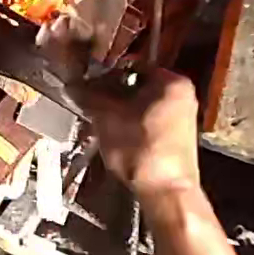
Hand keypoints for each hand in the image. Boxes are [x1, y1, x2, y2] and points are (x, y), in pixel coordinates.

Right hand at [85, 70, 202, 198]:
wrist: (165, 190)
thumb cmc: (139, 148)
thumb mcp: (106, 117)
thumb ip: (89, 95)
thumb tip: (72, 83)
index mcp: (172, 82)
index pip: (130, 64)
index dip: (103, 71)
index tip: (83, 78)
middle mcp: (181, 94)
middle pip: (134, 82)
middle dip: (107, 90)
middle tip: (84, 96)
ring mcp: (180, 114)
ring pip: (137, 101)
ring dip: (114, 106)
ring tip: (91, 112)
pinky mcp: (173, 133)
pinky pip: (144, 116)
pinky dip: (126, 118)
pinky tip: (108, 127)